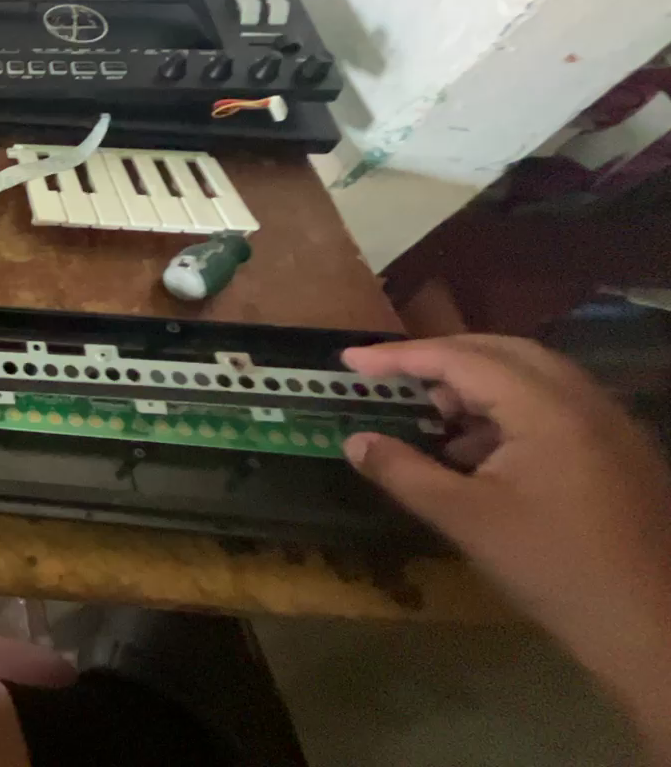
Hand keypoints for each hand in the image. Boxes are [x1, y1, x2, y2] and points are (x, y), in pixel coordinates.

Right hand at [341, 336, 670, 709]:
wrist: (664, 635)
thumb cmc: (558, 568)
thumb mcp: (463, 518)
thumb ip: (401, 471)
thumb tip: (354, 441)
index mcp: (550, 415)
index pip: (462, 360)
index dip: (400, 356)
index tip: (349, 363)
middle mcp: (588, 409)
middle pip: (505, 352)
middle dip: (440, 354)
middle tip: (388, 370)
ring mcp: (613, 432)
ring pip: (535, 376)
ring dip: (474, 379)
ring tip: (430, 409)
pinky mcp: (621, 457)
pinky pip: (556, 405)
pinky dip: (505, 406)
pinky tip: (476, 446)